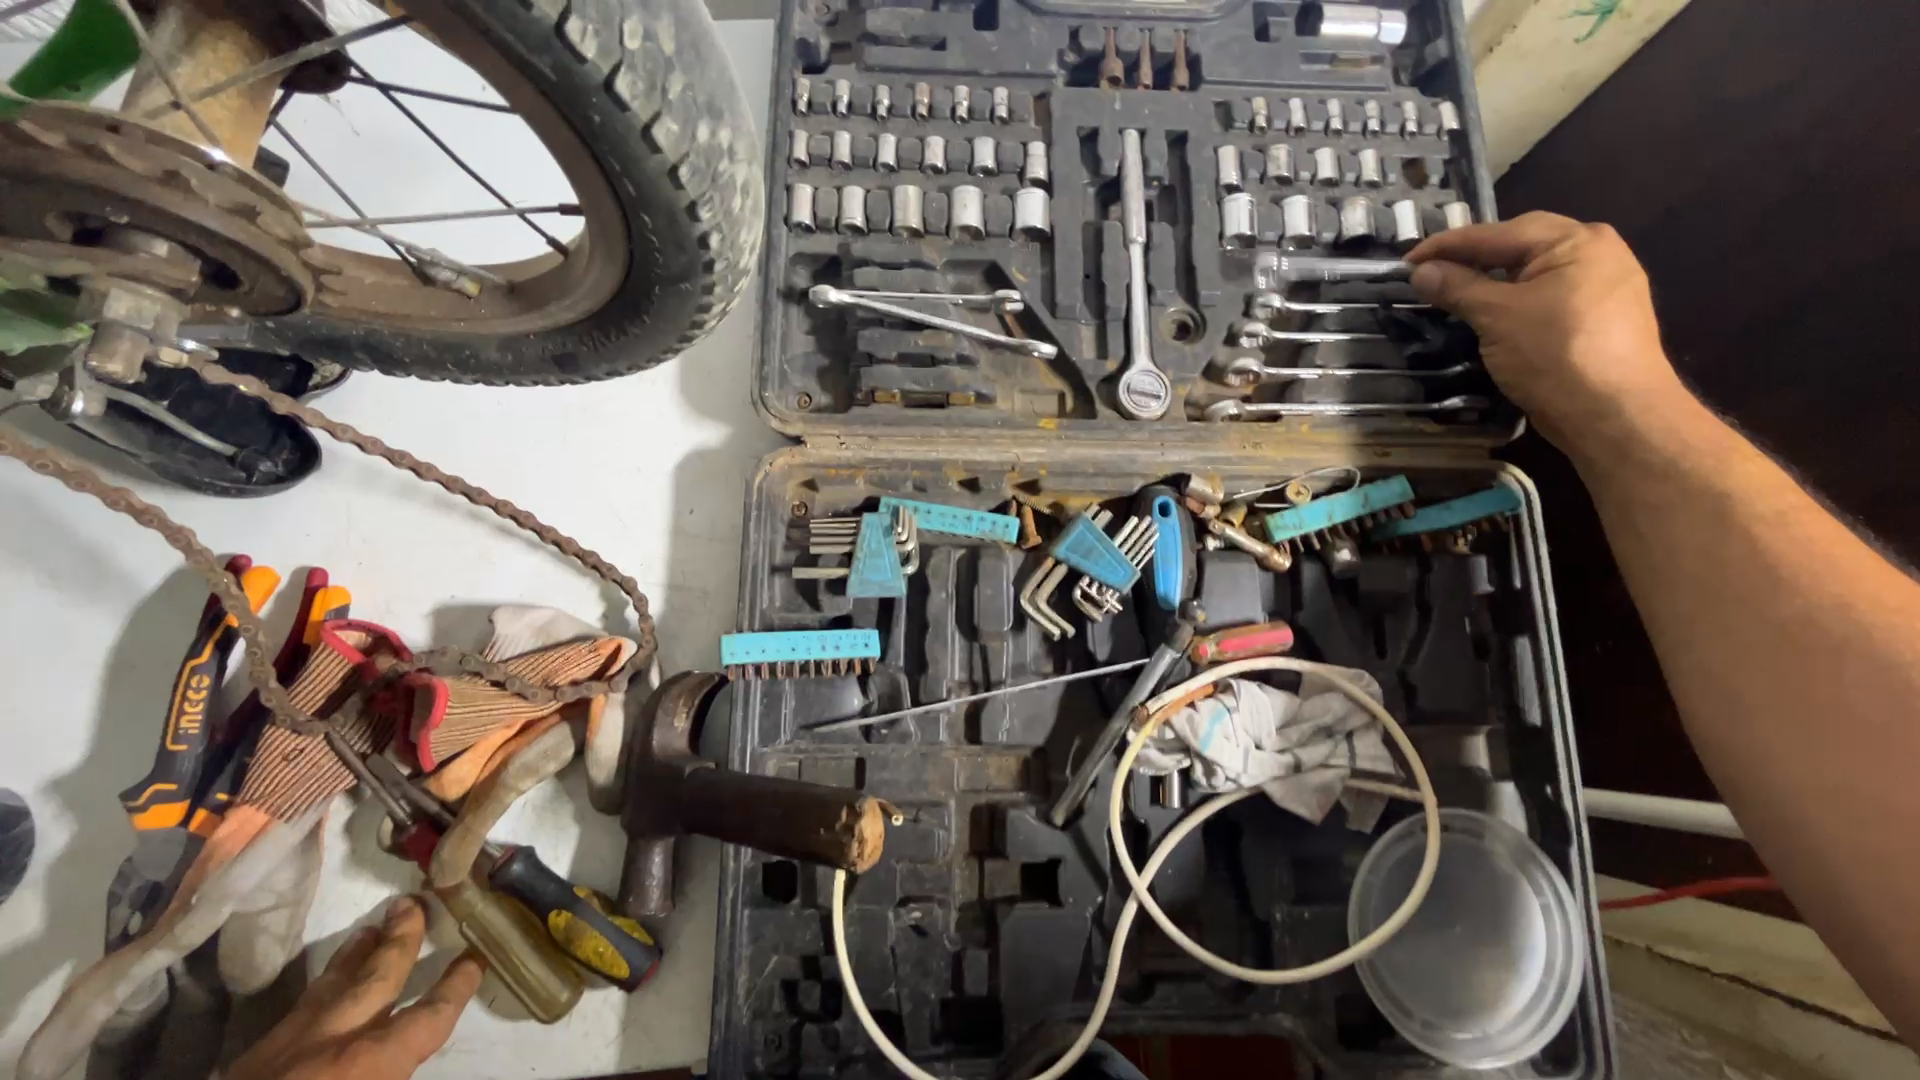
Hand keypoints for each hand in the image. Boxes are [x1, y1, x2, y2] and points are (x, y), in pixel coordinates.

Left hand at [226, 897, 484, 1079]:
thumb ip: (389, 1074)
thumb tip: (400, 1064)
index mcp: (369, 1064)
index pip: (430, 1015)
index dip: (457, 986)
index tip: (475, 957)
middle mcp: (331, 1044)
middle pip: (375, 979)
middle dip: (399, 941)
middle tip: (413, 904)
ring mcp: (280, 1053)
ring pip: (325, 992)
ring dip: (352, 960)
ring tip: (368, 931)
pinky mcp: (243, 1068)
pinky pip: (291, 1017)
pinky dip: (315, 996)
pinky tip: (317, 995)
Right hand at [1406, 211, 1687, 454]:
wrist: (1613, 413)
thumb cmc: (1555, 354)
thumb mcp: (1497, 316)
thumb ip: (1457, 287)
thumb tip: (1421, 272)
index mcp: (1576, 240)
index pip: (1497, 233)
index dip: (1447, 245)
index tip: (1406, 261)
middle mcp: (1596, 251)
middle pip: (1520, 244)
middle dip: (1473, 255)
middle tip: (1430, 271)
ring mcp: (1604, 284)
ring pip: (1534, 270)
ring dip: (1492, 277)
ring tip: (1455, 289)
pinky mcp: (1600, 316)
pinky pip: (1547, 293)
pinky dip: (1514, 297)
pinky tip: (1494, 311)